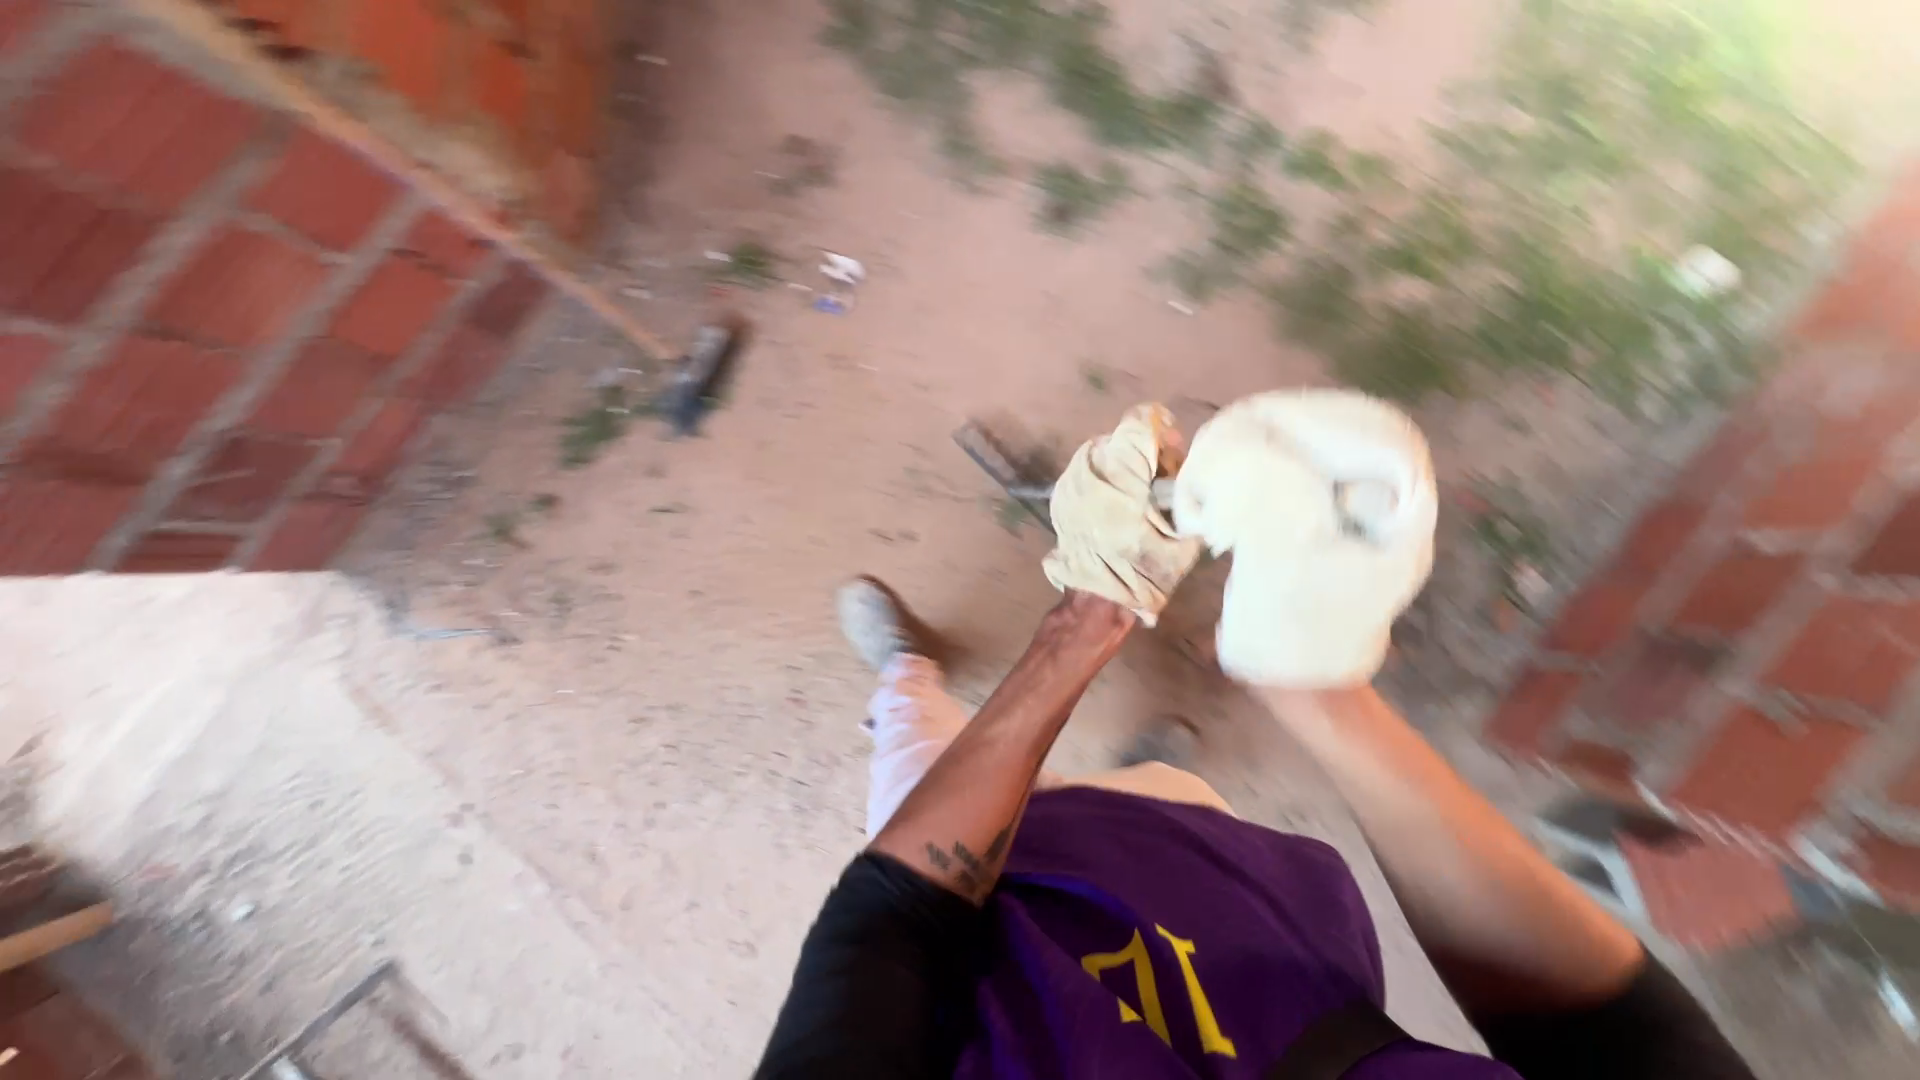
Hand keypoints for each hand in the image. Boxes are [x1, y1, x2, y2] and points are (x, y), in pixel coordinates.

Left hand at [1041, 404, 1202, 625]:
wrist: (1098, 598)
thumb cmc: (1146, 571)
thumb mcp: (1184, 536)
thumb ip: (1189, 496)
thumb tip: (1191, 475)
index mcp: (1121, 471)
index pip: (1140, 421)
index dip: (1162, 430)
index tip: (1172, 453)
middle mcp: (1089, 468)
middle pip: (1122, 436)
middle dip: (1144, 450)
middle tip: (1160, 478)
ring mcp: (1068, 481)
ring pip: (1102, 452)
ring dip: (1123, 465)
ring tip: (1137, 494)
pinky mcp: (1059, 495)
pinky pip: (1086, 472)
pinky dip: (1104, 480)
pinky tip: (1115, 505)